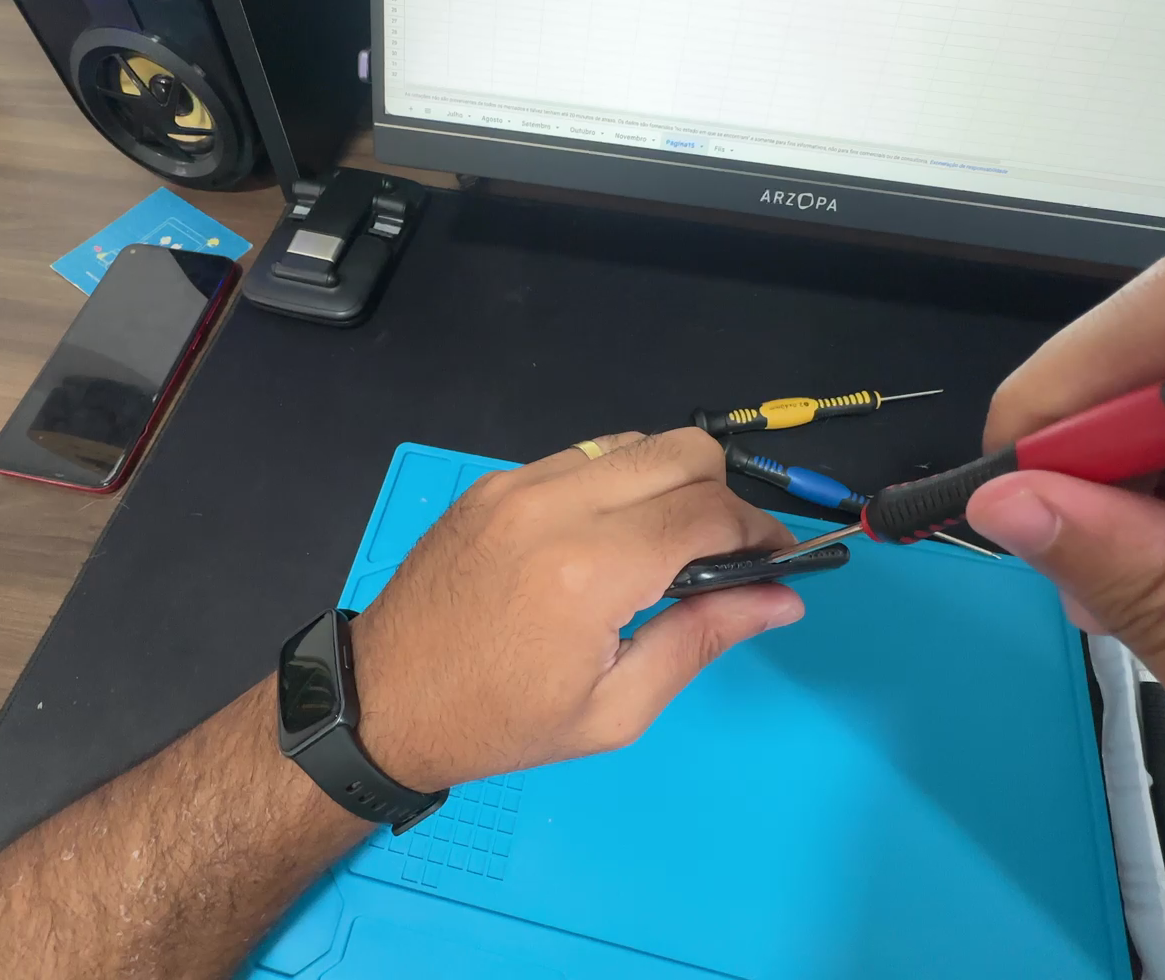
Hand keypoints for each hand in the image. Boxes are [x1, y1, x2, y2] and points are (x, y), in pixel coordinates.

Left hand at [349, 428, 801, 792]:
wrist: (385, 697)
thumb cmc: (500, 722)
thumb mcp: (614, 708)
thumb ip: (702, 639)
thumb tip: (779, 599)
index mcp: (590, 568)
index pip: (708, 512)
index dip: (761, 530)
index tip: (778, 559)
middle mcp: (554, 503)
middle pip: (681, 449)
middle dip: (724, 493)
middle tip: (724, 552)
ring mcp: (517, 483)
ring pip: (633, 442)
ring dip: (672, 481)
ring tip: (668, 543)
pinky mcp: (494, 481)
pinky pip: (583, 457)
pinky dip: (621, 481)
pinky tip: (611, 532)